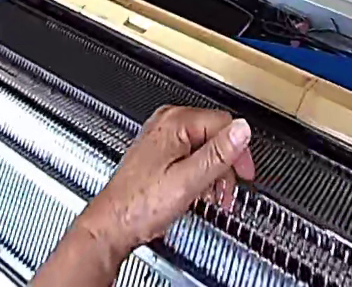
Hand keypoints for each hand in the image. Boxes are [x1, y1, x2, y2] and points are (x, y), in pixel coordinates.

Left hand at [35, 107, 255, 284]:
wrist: (106, 230)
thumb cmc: (137, 208)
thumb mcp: (187, 181)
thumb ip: (218, 154)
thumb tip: (243, 128)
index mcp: (177, 121)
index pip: (225, 124)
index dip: (238, 152)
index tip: (244, 173)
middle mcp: (168, 120)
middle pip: (214, 134)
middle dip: (224, 164)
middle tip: (227, 190)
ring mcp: (161, 134)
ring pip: (202, 144)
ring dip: (212, 170)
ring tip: (210, 196)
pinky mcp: (156, 149)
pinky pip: (188, 152)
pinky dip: (197, 170)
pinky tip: (195, 190)